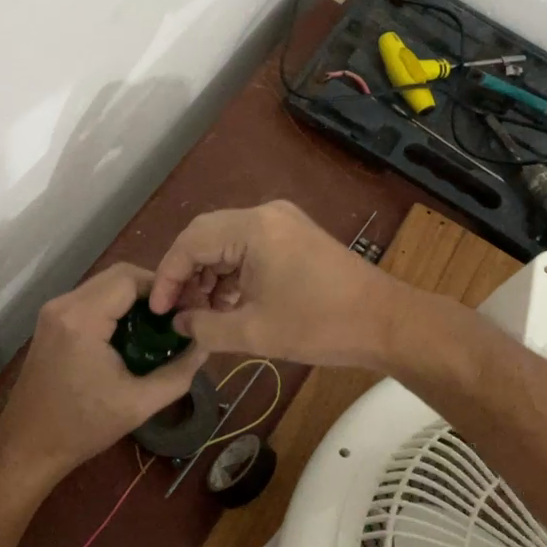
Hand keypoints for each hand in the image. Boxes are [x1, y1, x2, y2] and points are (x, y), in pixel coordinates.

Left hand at [0, 263, 208, 481]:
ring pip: (104, 284)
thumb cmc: (84, 426)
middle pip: (117, 275)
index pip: (130, 278)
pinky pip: (91, 299)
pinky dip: (115, 307)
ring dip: (132, 298)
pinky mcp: (51, 321)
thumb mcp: (139, 403)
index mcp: (82, 319)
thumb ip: (178, 371)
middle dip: (151, 291)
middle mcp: (64, 304)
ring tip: (159, 325)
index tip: (186, 310)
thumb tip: (205, 344)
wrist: (29, 445)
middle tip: (176, 317)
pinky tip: (132, 333)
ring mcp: (54, 311)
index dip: (163, 288)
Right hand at [149, 200, 409, 367]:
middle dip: (187, 275)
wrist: (387, 322)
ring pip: (227, 243)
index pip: (191, 241)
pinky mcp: (295, 237)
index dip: (168, 275)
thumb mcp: (255, 332)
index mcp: (253, 227)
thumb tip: (179, 324)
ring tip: (203, 315)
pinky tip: (230, 305)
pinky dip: (233, 275)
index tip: (159, 311)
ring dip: (209, 277)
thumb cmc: (320, 325)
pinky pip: (249, 248)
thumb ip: (205, 328)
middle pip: (206, 236)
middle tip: (177, 312)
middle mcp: (265, 214)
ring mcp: (283, 223)